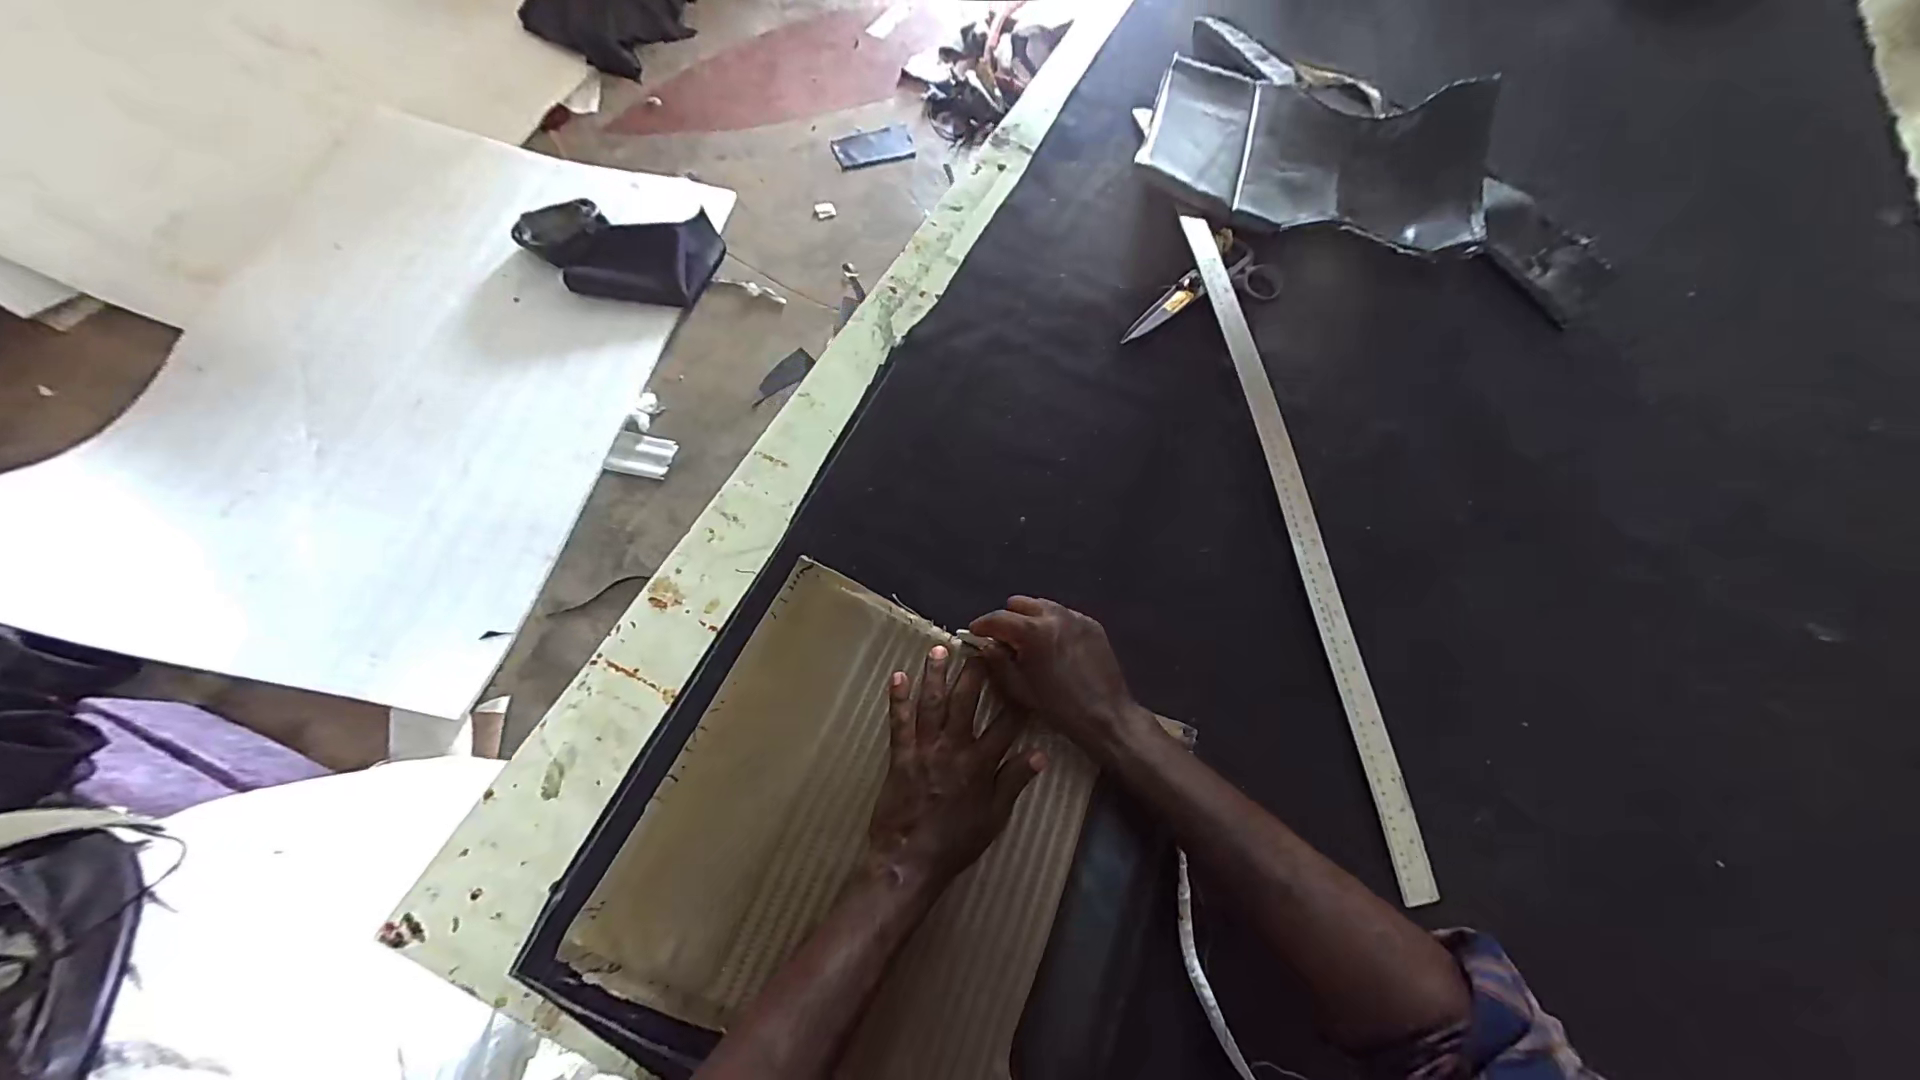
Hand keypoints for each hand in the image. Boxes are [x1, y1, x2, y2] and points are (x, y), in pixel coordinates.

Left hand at [867, 644, 1047, 887]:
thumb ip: (1014, 781)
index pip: (1006, 723)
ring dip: (936, 675)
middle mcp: (954, 748)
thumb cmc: (957, 841)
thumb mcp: (995, 817)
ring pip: (932, 704)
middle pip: (966, 701)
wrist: (910, 860)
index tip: (1022, 674)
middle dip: (975, 672)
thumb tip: (1040, 753)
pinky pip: (899, 722)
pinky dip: (898, 699)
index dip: (1016, 698)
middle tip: (980, 648)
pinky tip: (898, 676)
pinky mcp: (900, 755)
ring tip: (939, 649)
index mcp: (980, 763)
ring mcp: (924, 749)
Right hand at [969, 597, 1158, 761]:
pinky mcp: (1092, 624)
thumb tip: (985, 645)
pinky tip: (1054, 645)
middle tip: (1003, 638)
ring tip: (1029, 640)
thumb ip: (998, 662)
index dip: (981, 625)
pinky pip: (1064, 614)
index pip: (997, 618)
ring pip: (1043, 605)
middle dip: (1007, 618)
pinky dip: (1053, 624)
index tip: (974, 633)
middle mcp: (1054, 616)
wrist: (1106, 716)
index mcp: (1032, 632)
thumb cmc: (1058, 707)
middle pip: (1020, 603)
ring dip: (1030, 617)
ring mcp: (1076, 617)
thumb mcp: (1019, 689)